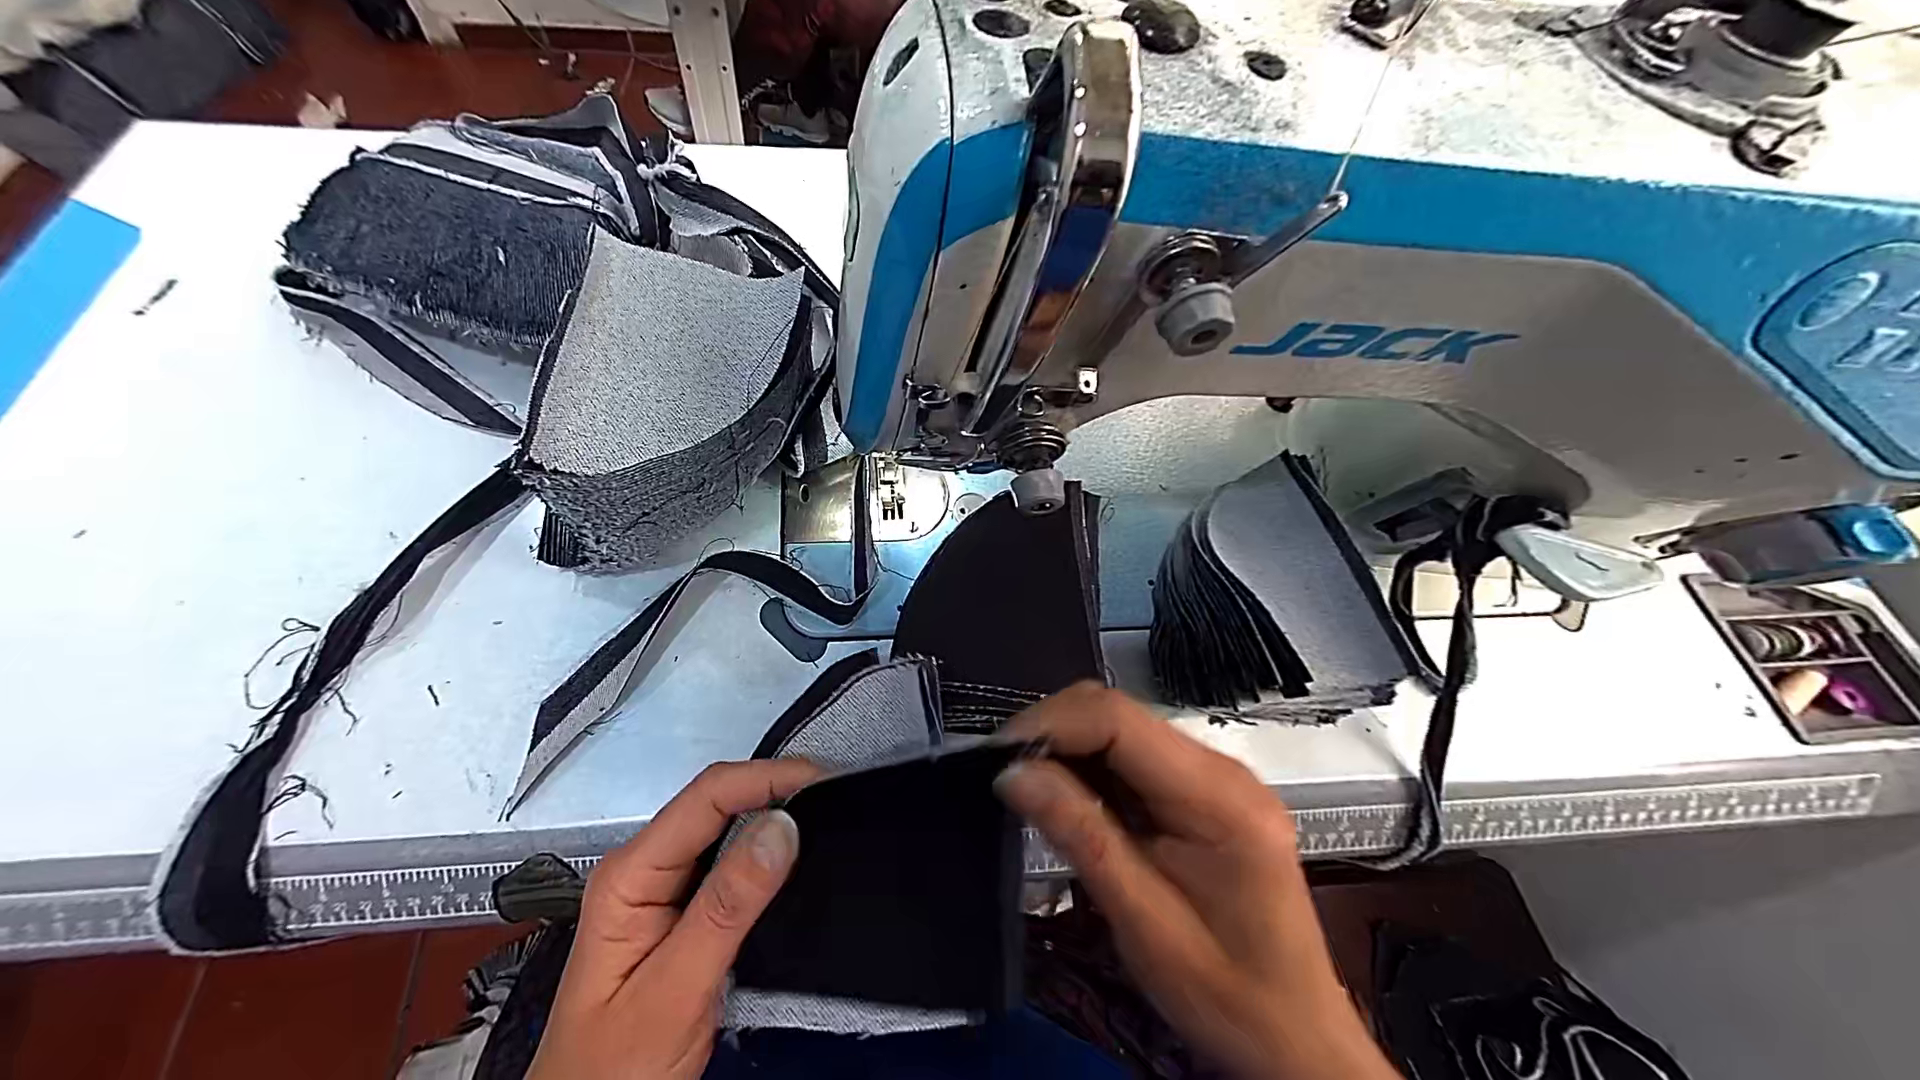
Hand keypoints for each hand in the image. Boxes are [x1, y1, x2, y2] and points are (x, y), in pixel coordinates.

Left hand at [528, 759, 820, 1079]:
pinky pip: (731, 858)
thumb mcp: (675, 991)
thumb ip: (727, 907)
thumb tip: (780, 830)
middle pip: (715, 799)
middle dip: (774, 787)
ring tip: (819, 813)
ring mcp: (663, 886)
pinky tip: (791, 851)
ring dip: (772, 813)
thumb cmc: (611, 1072)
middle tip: (828, 794)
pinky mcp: (684, 907)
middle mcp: (644, 869)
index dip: (766, 778)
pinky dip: (767, 846)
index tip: (817, 781)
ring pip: (725, 824)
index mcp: (630, 876)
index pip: (706, 796)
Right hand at [997, 683, 1399, 1079]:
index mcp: (1219, 797)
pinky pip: (1133, 756)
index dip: (1050, 725)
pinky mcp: (1204, 791)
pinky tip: (1066, 799)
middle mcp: (1222, 768)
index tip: (997, 757)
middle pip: (1118, 713)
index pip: (1118, 720)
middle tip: (1004, 774)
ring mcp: (1216, 776)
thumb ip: (1082, 837)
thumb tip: (1013, 772)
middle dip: (1052, 731)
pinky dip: (1089, 767)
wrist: (1297, 1042)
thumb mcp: (1144, 925)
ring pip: (1120, 727)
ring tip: (1025, 786)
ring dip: (1066, 748)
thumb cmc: (1228, 998)